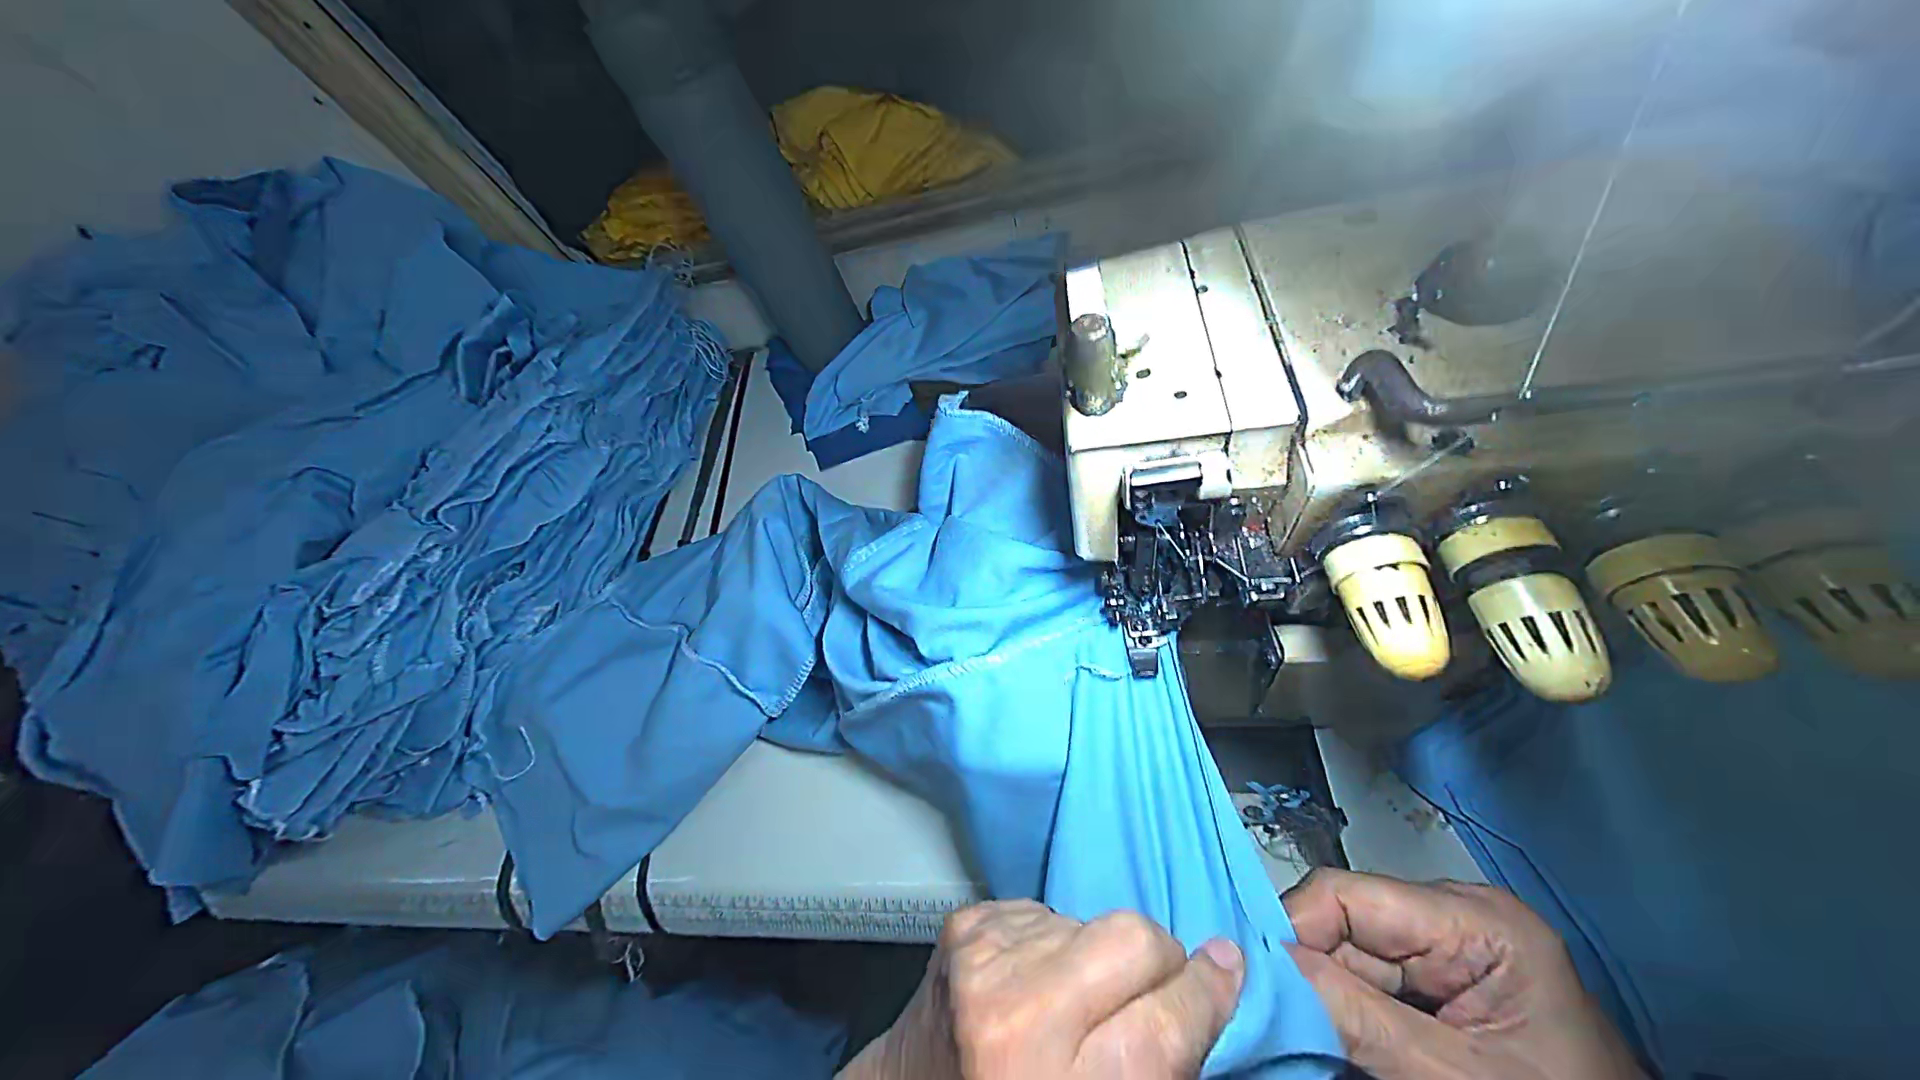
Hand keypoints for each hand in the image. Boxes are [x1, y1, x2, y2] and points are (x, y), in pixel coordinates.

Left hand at [840, 900, 1244, 1079]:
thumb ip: (1157, 1060)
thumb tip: (1216, 974)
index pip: (1163, 1022)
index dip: (1207, 993)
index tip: (1226, 967)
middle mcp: (1016, 1011)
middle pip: (1131, 939)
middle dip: (1159, 958)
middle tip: (1151, 987)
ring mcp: (985, 955)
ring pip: (1090, 918)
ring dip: (1098, 953)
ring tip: (1072, 996)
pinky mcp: (966, 922)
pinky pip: (1047, 909)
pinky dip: (1055, 939)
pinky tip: (1033, 974)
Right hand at [1281, 869, 1644, 1079]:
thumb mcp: (1456, 1075)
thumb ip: (1358, 1016)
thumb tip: (1257, 967)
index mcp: (1474, 921)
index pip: (1346, 895)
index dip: (1291, 931)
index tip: (1251, 982)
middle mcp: (1451, 920)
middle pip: (1341, 928)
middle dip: (1306, 976)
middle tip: (1271, 1025)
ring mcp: (1443, 954)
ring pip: (1344, 961)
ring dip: (1321, 1002)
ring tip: (1309, 1044)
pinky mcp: (1436, 989)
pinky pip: (1365, 989)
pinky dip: (1342, 1019)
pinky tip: (1332, 1046)